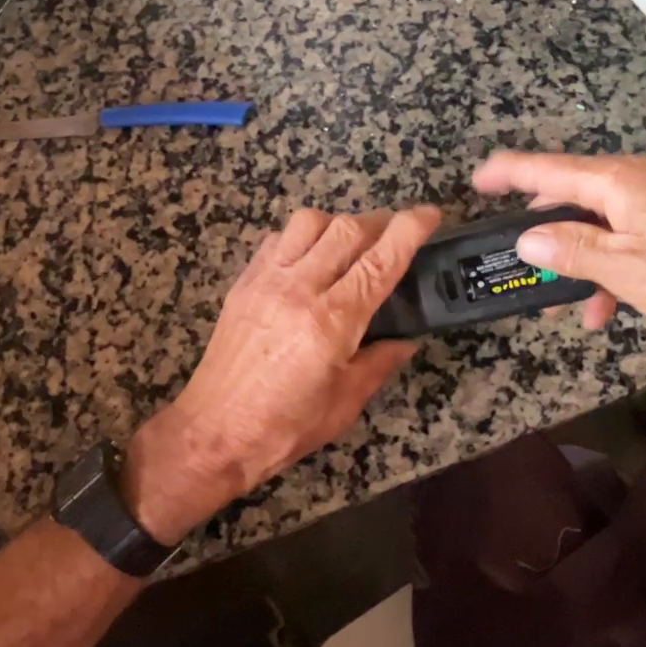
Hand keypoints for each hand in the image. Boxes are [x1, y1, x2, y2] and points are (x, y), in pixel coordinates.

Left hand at [125, 205, 441, 541]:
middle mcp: (299, 288)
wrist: (215, 432)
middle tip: (395, 232)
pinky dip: (301, 237)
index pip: (380, 259)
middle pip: (347, 228)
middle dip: (379, 221)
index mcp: (332, 321)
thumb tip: (405, 342)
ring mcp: (266, 281)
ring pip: (308, 221)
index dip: (410, 229)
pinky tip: (310, 258)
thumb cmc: (285, 426)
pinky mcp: (243, 284)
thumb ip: (379, 363)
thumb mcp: (345, 403)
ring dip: (338, 224)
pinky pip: (277, 240)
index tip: (430, 214)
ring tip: (350, 244)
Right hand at [471, 151, 645, 351]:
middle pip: (573, 196)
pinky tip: (606, 308)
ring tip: (565, 306)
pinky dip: (609, 266)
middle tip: (521, 264)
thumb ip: (572, 251)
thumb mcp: (625, 269)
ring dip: (577, 261)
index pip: (551, 169)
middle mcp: (640, 180)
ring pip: (600, 223)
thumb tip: (526, 239)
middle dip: (544, 232)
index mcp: (621, 181)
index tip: (477, 178)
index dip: (510, 172)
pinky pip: (628, 236)